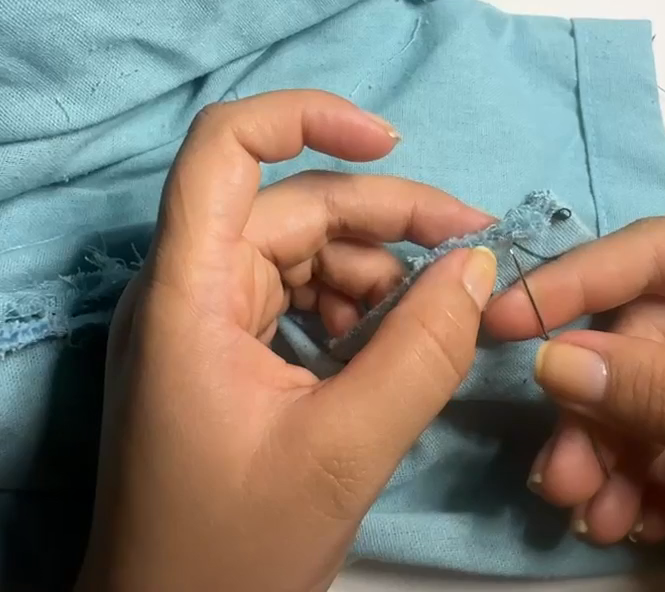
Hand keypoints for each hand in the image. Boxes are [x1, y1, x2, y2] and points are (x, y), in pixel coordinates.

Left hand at [77, 91, 498, 591]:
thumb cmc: (229, 557)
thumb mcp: (343, 454)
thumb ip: (421, 353)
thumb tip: (478, 264)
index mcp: (186, 291)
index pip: (224, 147)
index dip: (304, 117)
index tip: (389, 142)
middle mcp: (186, 283)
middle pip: (292, 206)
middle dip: (385, 218)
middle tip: (470, 249)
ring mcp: (202, 313)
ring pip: (301, 246)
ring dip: (375, 267)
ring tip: (433, 315)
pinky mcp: (222, 343)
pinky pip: (296, 290)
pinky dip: (351, 302)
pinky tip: (387, 341)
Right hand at [484, 214, 664, 591]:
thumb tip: (552, 363)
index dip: (581, 281)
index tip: (506, 321)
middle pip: (649, 326)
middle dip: (602, 404)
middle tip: (560, 478)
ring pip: (651, 375)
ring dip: (615, 444)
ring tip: (593, 513)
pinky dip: (647, 464)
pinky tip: (635, 514)